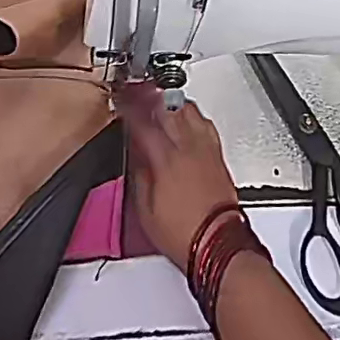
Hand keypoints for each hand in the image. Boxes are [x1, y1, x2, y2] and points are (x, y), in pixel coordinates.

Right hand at [116, 83, 238, 272]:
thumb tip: (136, 156)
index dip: (128, 110)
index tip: (121, 102)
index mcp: (165, 160)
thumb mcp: (146, 209)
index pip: (142, 124)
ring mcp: (205, 150)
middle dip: (149, 99)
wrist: (217, 243)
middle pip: (167, 109)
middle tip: (139, 97)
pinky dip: (193, 117)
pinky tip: (188, 119)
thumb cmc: (185, 232)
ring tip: (161, 103)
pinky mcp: (218, 156)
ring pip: (189, 111)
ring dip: (172, 103)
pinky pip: (205, 125)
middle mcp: (188, 149)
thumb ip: (139, 175)